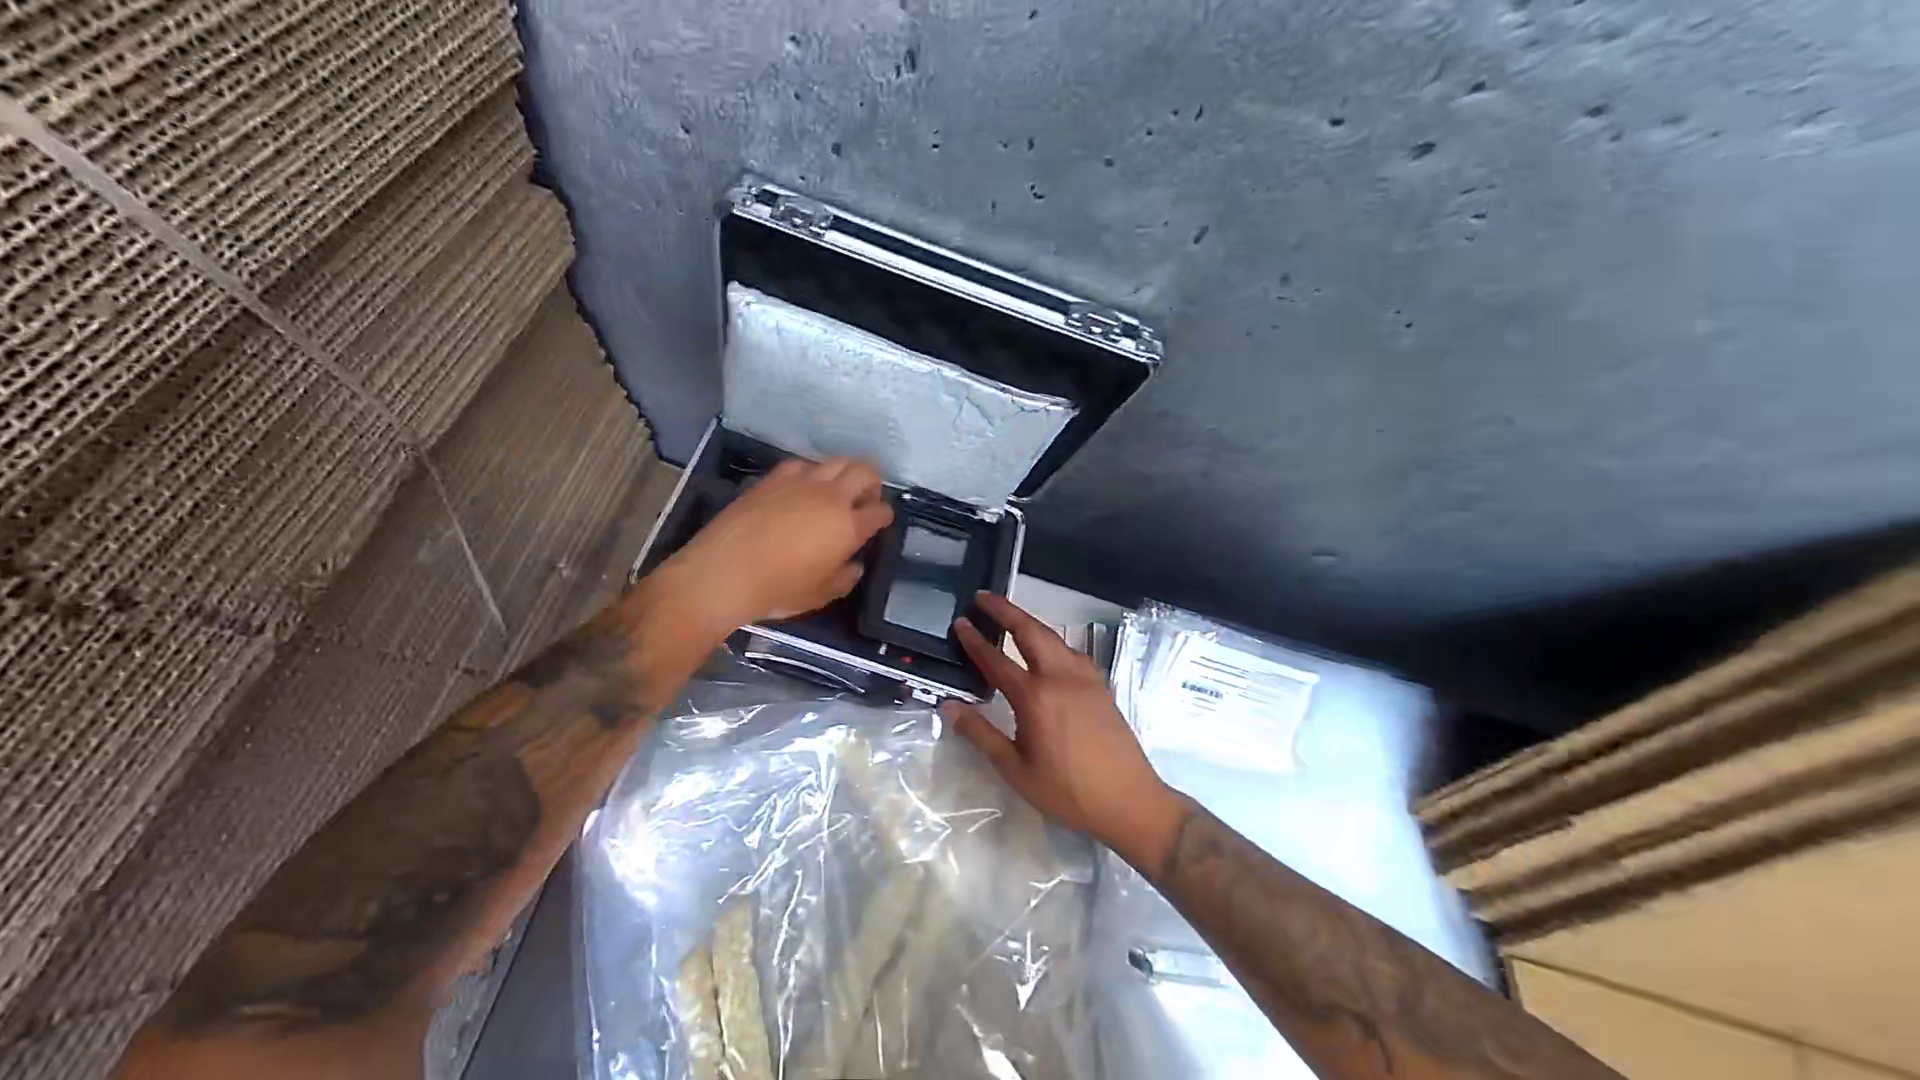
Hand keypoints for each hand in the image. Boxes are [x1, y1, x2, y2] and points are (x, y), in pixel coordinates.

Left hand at [654, 457, 893, 635]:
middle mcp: (830, 497)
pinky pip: (801, 465)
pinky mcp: (773, 479)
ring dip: (844, 472)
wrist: (725, 573)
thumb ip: (845, 578)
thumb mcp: (821, 595)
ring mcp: (800, 483)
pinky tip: (803, 486)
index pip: (879, 511)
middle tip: (866, 498)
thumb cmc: (778, 589)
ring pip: (835, 461)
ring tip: (837, 488)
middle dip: (873, 482)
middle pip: (864, 471)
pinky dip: (811, 472)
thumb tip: (854, 566)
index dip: (884, 516)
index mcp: (848, 526)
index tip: (881, 522)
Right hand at [941, 592, 1186, 876]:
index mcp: (1036, 697)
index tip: (960, 622)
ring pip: (1054, 638)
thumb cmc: (1067, 791)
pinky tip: (1048, 651)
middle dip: (1005, 610)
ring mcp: (1086, 679)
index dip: (974, 640)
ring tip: (1011, 618)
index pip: (996, 660)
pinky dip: (1052, 641)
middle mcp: (1061, 677)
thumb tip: (949, 707)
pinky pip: (1071, 653)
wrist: (1130, 802)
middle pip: (1030, 631)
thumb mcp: (1015, 769)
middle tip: (983, 597)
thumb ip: (981, 734)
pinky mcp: (1101, 686)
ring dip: (1030, 623)